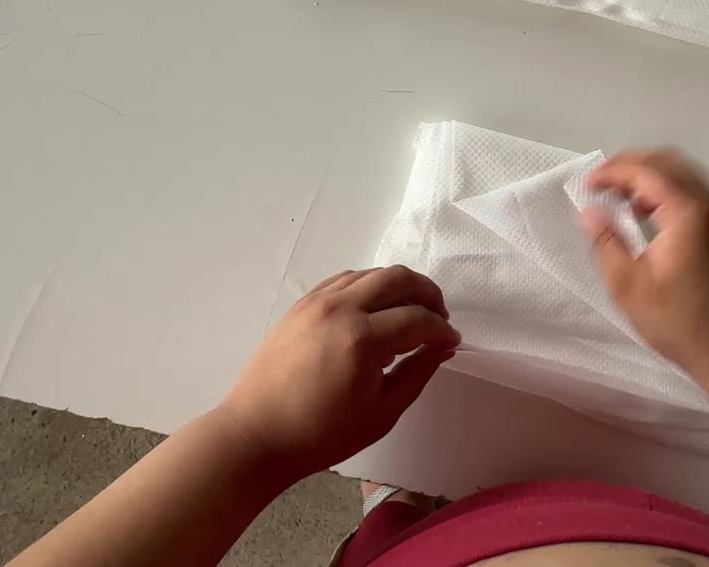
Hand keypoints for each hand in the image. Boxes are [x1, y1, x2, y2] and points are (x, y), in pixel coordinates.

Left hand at [218, 266, 458, 480]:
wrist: (255, 435)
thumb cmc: (319, 435)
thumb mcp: (381, 414)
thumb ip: (417, 375)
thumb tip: (442, 348)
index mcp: (363, 340)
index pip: (418, 320)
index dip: (441, 330)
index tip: (452, 340)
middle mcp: (342, 308)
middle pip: (399, 279)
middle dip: (427, 293)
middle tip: (438, 315)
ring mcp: (319, 300)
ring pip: (373, 273)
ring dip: (399, 286)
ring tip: (410, 310)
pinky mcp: (303, 302)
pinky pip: (346, 279)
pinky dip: (369, 285)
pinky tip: (375, 307)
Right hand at [582, 150, 708, 389]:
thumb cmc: (682, 323)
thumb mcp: (630, 288)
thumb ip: (606, 243)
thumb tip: (589, 212)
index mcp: (688, 212)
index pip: (646, 171)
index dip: (612, 172)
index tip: (587, 185)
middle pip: (667, 161)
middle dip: (630, 165)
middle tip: (601, 183)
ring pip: (683, 171)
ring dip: (650, 174)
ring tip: (620, 195)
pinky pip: (694, 189)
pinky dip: (668, 187)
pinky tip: (648, 212)